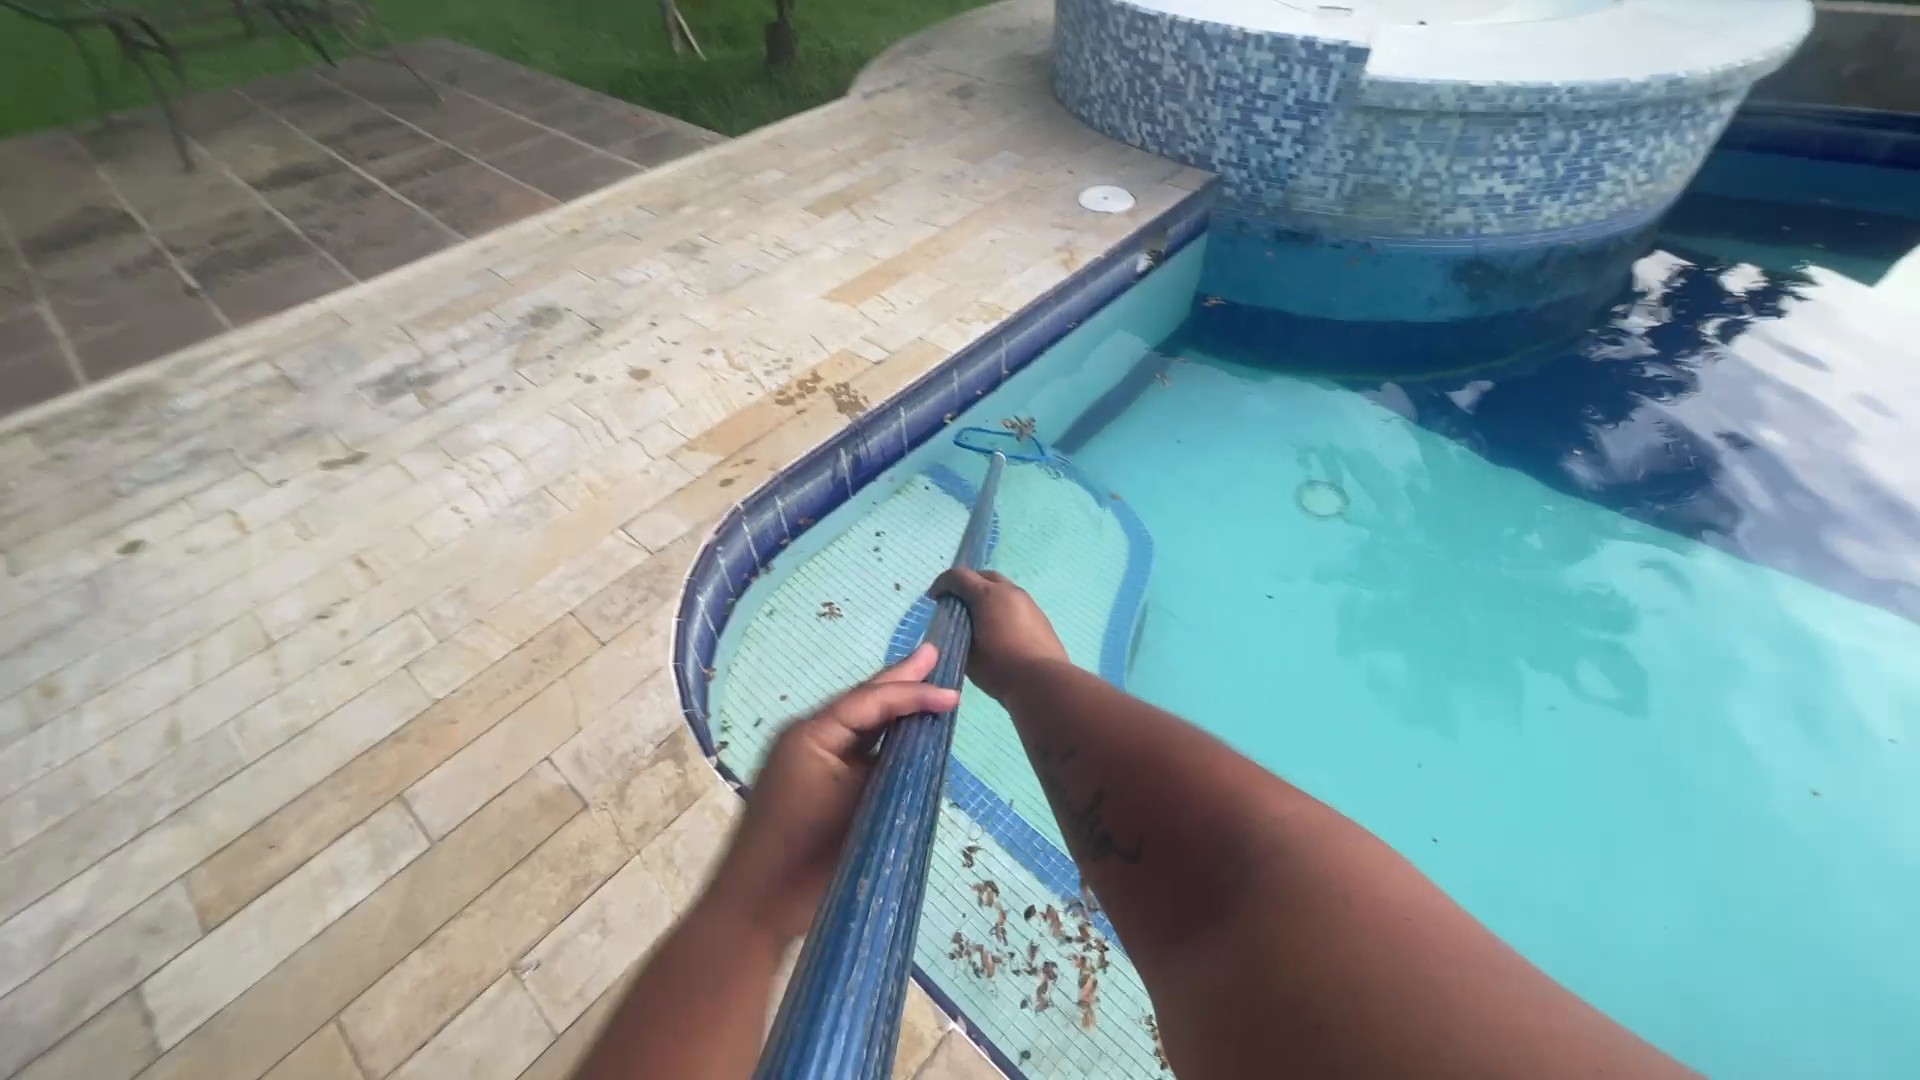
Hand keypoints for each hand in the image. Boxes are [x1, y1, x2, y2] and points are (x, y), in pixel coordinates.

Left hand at [709, 644, 960, 938]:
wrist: (757, 904)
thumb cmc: (807, 851)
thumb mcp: (858, 801)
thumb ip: (889, 763)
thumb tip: (918, 739)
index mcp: (811, 733)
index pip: (870, 701)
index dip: (913, 692)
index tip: (953, 694)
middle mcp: (806, 736)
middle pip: (862, 702)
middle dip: (900, 680)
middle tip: (933, 652)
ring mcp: (806, 758)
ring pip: (858, 723)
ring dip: (892, 707)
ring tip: (925, 680)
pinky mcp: (812, 781)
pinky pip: (853, 747)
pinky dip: (881, 736)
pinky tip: (904, 729)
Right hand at [932, 568, 1068, 699]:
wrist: (1042, 683)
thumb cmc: (998, 667)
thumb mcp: (967, 653)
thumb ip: (957, 634)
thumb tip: (958, 627)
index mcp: (987, 595)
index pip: (958, 576)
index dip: (942, 584)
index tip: (934, 598)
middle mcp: (1009, 591)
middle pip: (983, 576)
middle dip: (967, 584)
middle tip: (956, 603)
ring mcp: (1028, 602)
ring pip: (1003, 588)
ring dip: (987, 595)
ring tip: (978, 617)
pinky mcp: (1040, 616)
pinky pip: (1015, 603)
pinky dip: (1002, 608)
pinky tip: (999, 629)